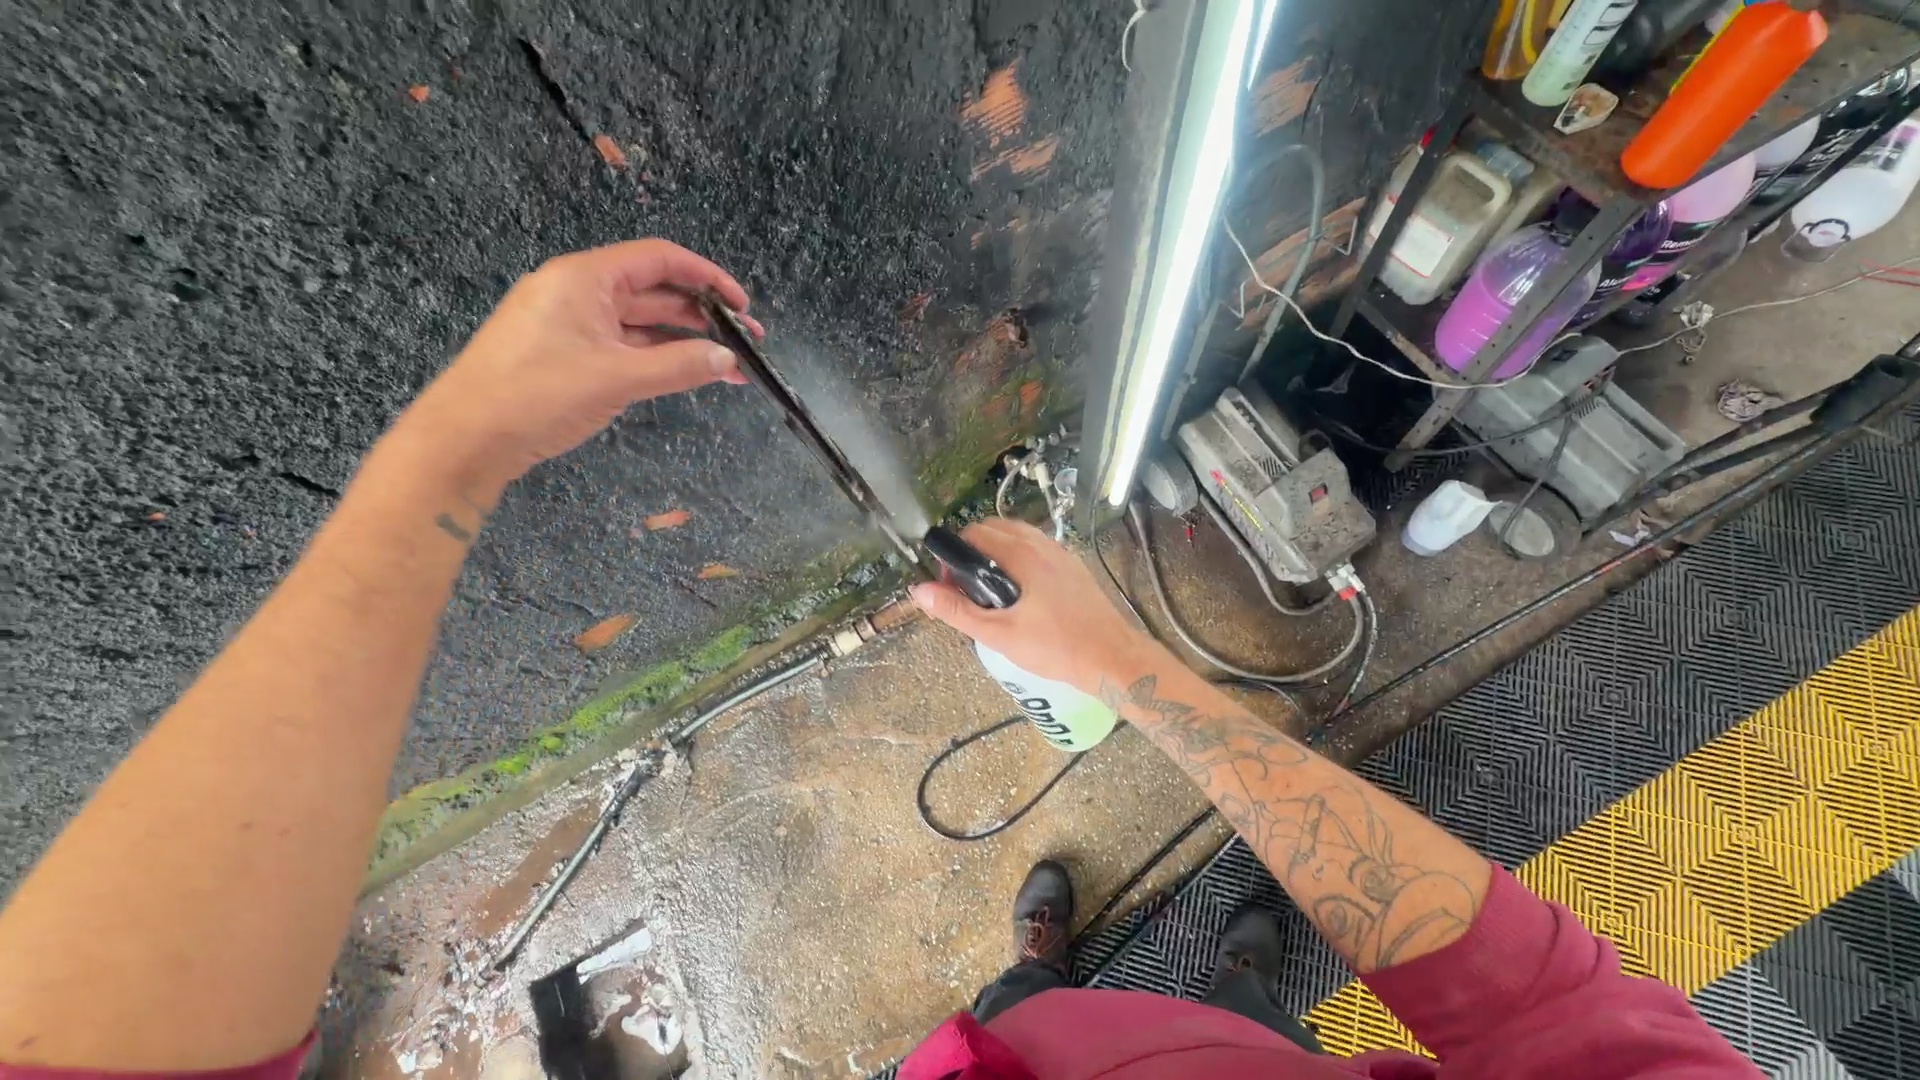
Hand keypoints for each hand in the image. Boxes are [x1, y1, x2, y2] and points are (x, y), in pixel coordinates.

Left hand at [387, 238, 762, 497]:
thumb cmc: (536, 395)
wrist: (466, 439)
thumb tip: (729, 359)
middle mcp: (579, 293)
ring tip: (730, 365)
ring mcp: (573, 326)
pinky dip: (660, 359)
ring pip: (644, 324)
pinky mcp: (570, 356)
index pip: (659, 260)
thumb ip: (679, 366)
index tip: (743, 305)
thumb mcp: (616, 378)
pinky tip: (689, 374)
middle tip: (748, 341)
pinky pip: (627, 347)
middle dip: (705, 314)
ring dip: (687, 341)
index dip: (707, 276)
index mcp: (584, 279)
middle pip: (655, 291)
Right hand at [910, 518, 1157, 692]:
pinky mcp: (1073, 566)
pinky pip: (1037, 550)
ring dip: (996, 555)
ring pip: (1018, 538)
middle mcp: (1042, 544)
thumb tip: (919, 591)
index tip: (951, 585)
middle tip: (968, 591)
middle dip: (973, 552)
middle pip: (994, 530)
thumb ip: (957, 610)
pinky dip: (1019, 560)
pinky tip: (1020, 595)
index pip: (974, 532)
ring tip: (992, 594)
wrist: (1111, 657)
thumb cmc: (1055, 647)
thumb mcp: (998, 634)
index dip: (954, 555)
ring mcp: (1061, 553)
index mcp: (1021, 553)